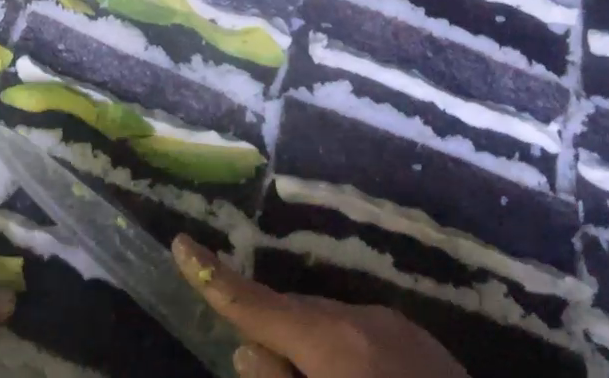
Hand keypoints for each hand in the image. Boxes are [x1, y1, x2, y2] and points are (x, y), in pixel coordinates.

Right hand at [172, 236, 468, 377]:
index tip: (181, 244)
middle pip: (293, 312)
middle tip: (264, 365)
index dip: (212, 276)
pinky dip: (346, 351)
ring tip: (310, 376)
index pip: (254, 301)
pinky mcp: (426, 344)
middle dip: (272, 331)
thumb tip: (250, 350)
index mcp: (330, 340)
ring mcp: (398, 328)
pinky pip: (365, 335)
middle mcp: (361, 319)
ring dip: (311, 343)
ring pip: (330, 322)